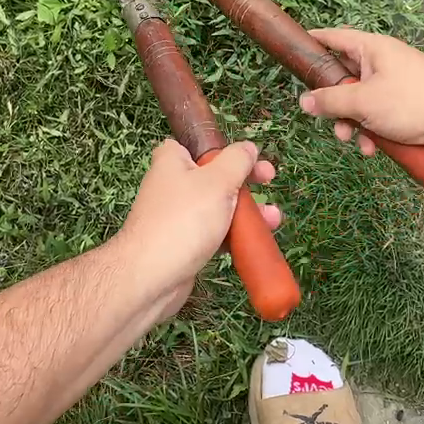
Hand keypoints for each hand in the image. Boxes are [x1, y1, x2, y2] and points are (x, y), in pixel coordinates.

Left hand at [111, 139, 279, 315]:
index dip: (227, 151)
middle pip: (215, 177)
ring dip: (246, 212)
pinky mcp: (183, 244)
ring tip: (273, 219)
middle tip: (268, 182)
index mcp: (173, 160)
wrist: (151, 277)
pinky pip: (213, 233)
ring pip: (218, 207)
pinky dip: (233, 235)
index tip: (251, 159)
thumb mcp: (217, 181)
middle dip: (245, 183)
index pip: (200, 146)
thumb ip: (237, 160)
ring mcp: (177, 216)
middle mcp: (172, 184)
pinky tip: (254, 242)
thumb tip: (248, 147)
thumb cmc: (184, 220)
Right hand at [298, 27, 423, 156]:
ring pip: (361, 100)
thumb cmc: (414, 103)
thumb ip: (330, 101)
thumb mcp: (364, 102)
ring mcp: (396, 81)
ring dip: (353, 122)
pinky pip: (379, 113)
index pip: (333, 37)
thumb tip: (304, 101)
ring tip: (357, 142)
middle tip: (331, 123)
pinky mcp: (407, 102)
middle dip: (334, 103)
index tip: (293, 53)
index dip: (311, 44)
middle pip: (344, 76)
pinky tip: (376, 148)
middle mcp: (383, 60)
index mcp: (372, 48)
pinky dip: (373, 129)